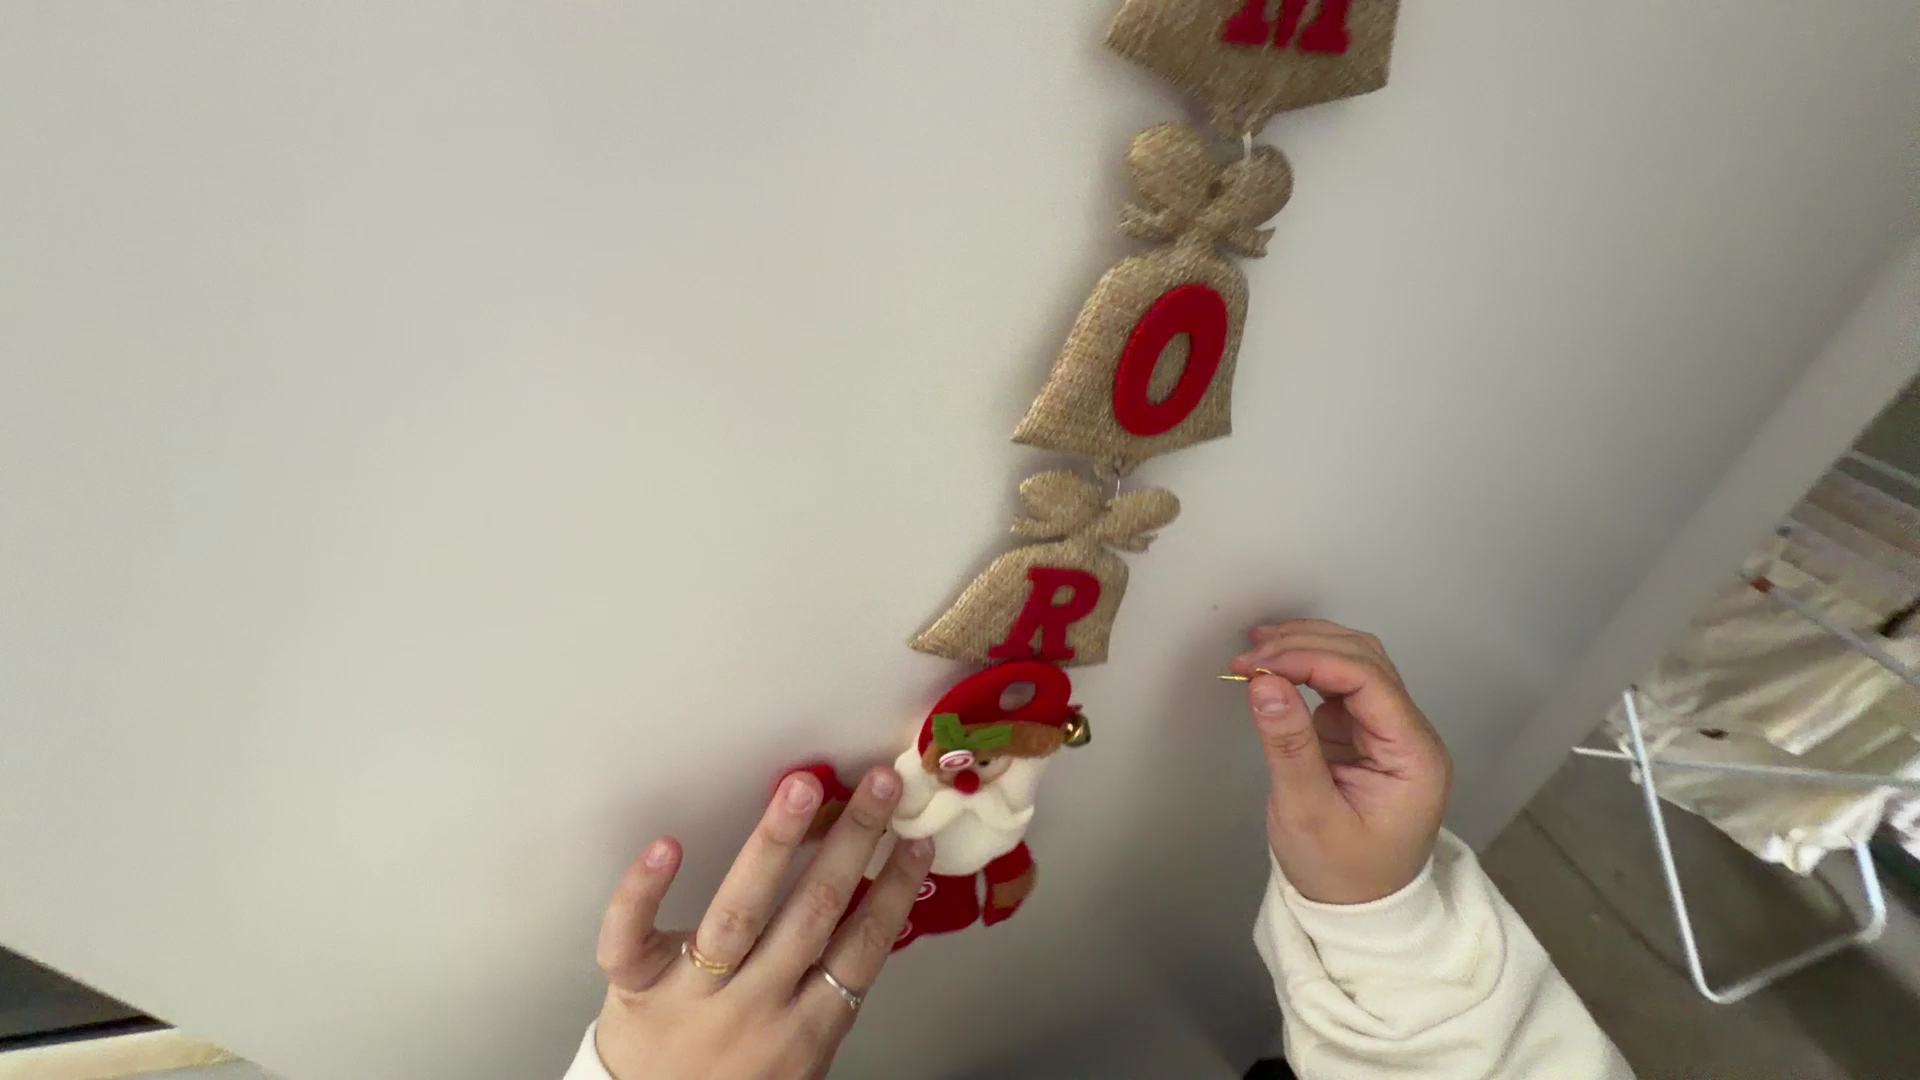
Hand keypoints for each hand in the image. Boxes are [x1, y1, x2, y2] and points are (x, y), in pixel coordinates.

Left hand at [591, 767, 934, 1079]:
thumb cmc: (739, 1074)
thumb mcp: (804, 1042)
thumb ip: (832, 982)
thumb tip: (873, 895)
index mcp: (806, 1026)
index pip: (863, 948)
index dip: (894, 890)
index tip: (917, 839)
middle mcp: (755, 1007)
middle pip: (813, 913)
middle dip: (852, 840)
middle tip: (878, 783)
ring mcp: (693, 995)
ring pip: (739, 912)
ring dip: (776, 841)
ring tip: (803, 786)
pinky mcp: (635, 985)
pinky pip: (628, 939)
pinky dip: (643, 893)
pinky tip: (667, 845)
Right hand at [1231, 620, 1450, 904]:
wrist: (1356, 911)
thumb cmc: (1339, 872)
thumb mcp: (1306, 812)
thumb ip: (1288, 743)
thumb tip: (1263, 682)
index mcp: (1413, 754)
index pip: (1366, 679)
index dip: (1309, 659)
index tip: (1256, 665)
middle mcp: (1408, 733)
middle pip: (1364, 660)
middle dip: (1304, 646)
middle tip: (1248, 657)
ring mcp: (1386, 730)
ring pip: (1353, 662)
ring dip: (1304, 647)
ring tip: (1255, 649)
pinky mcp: (1360, 733)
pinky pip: (1336, 682)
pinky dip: (1303, 665)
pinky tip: (1272, 664)